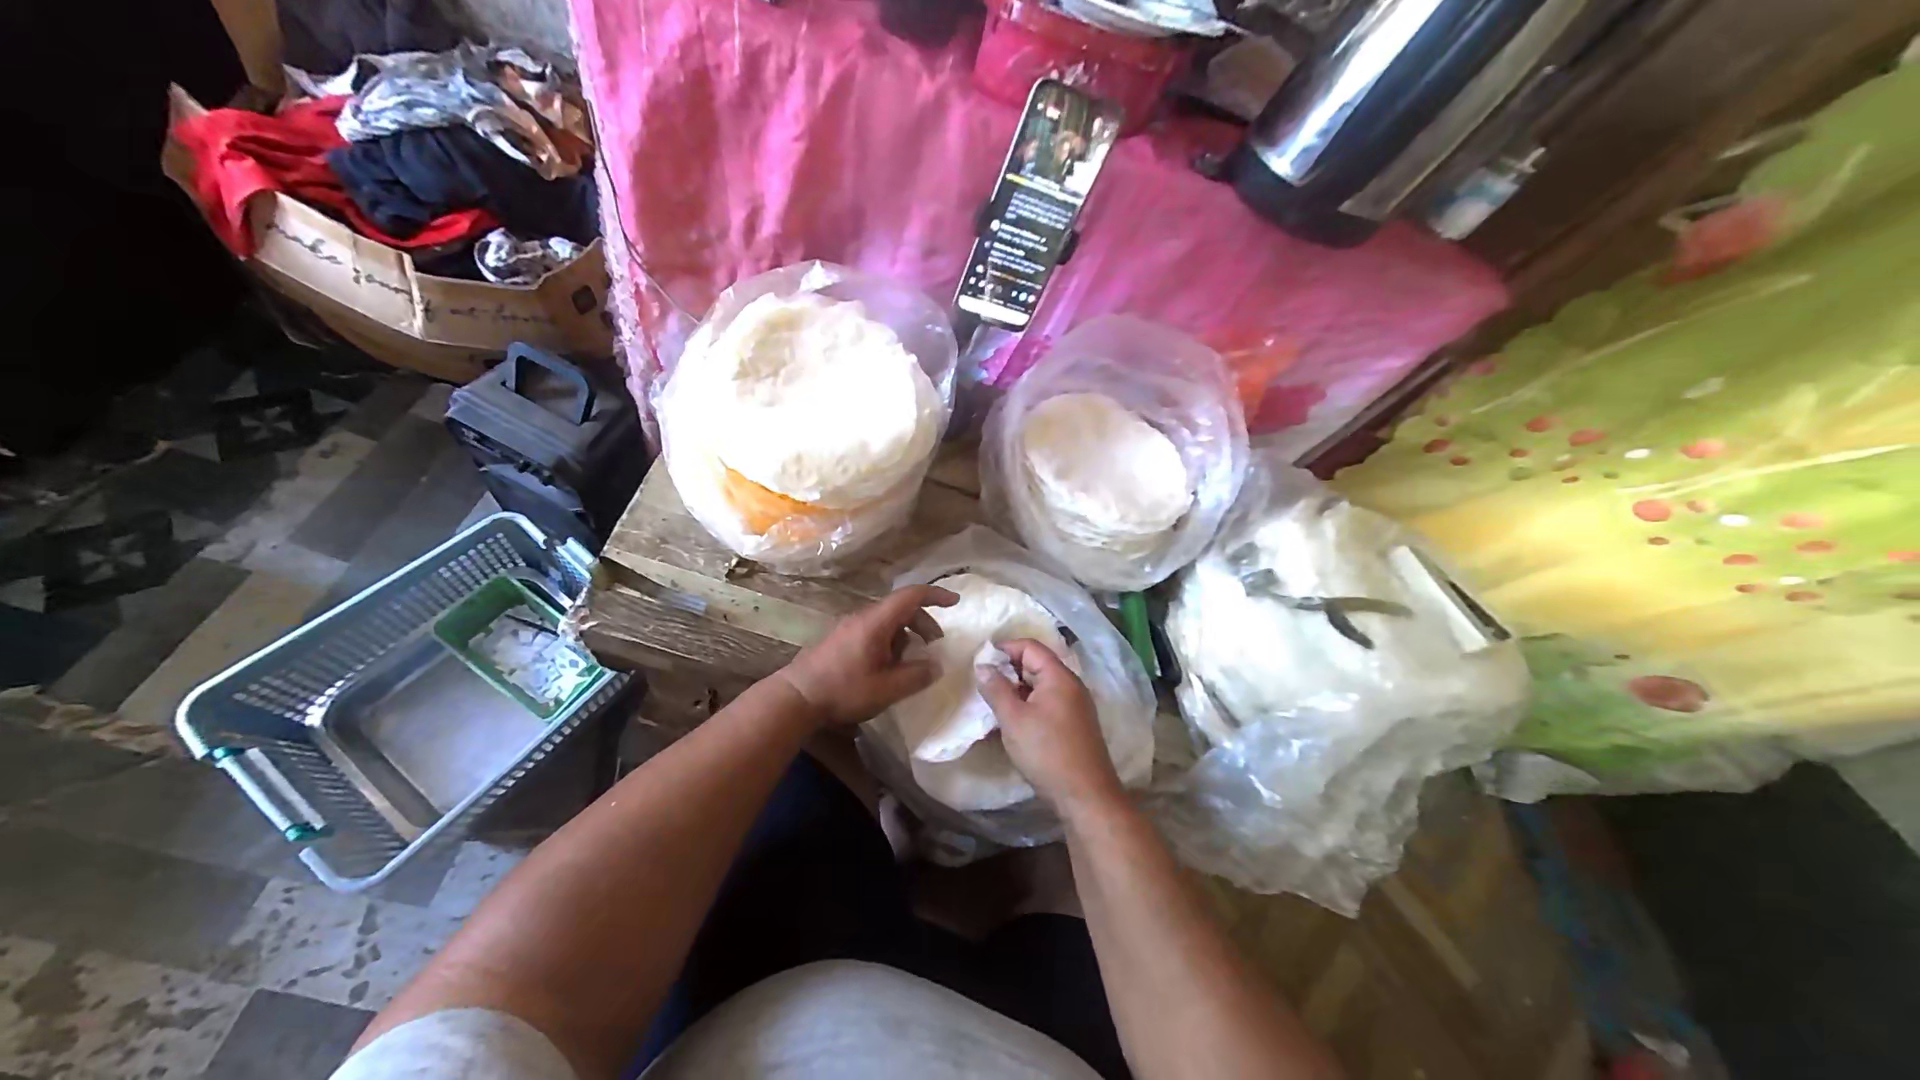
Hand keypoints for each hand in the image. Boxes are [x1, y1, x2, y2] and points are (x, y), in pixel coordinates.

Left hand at [776, 584, 958, 727]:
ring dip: (906, 635)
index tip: (955, 602)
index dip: (936, 595)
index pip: (911, 595)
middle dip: (924, 623)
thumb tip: (937, 665)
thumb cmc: (844, 690)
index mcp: (877, 622)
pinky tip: (888, 668)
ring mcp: (849, 627)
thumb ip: (917, 675)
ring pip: (887, 622)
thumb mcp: (888, 688)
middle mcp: (863, 617)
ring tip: (911, 662)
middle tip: (935, 646)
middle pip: (901, 608)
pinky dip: (890, 642)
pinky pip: (874, 631)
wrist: (796, 697)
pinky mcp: (840, 640)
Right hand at [977, 639, 1125, 815]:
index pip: (1030, 646)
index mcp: (1059, 676)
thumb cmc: (1047, 752)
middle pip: (1036, 664)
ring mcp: (1075, 706)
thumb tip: (983, 665)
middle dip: (1008, 670)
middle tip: (983, 684)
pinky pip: (1047, 703)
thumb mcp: (1014, 719)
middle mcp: (1071, 685)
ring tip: (993, 704)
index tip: (980, 661)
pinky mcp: (1074, 724)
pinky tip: (1012, 722)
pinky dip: (1028, 705)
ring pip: (1040, 686)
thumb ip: (996, 689)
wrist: (1086, 796)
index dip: (1004, 648)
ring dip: (1016, 690)